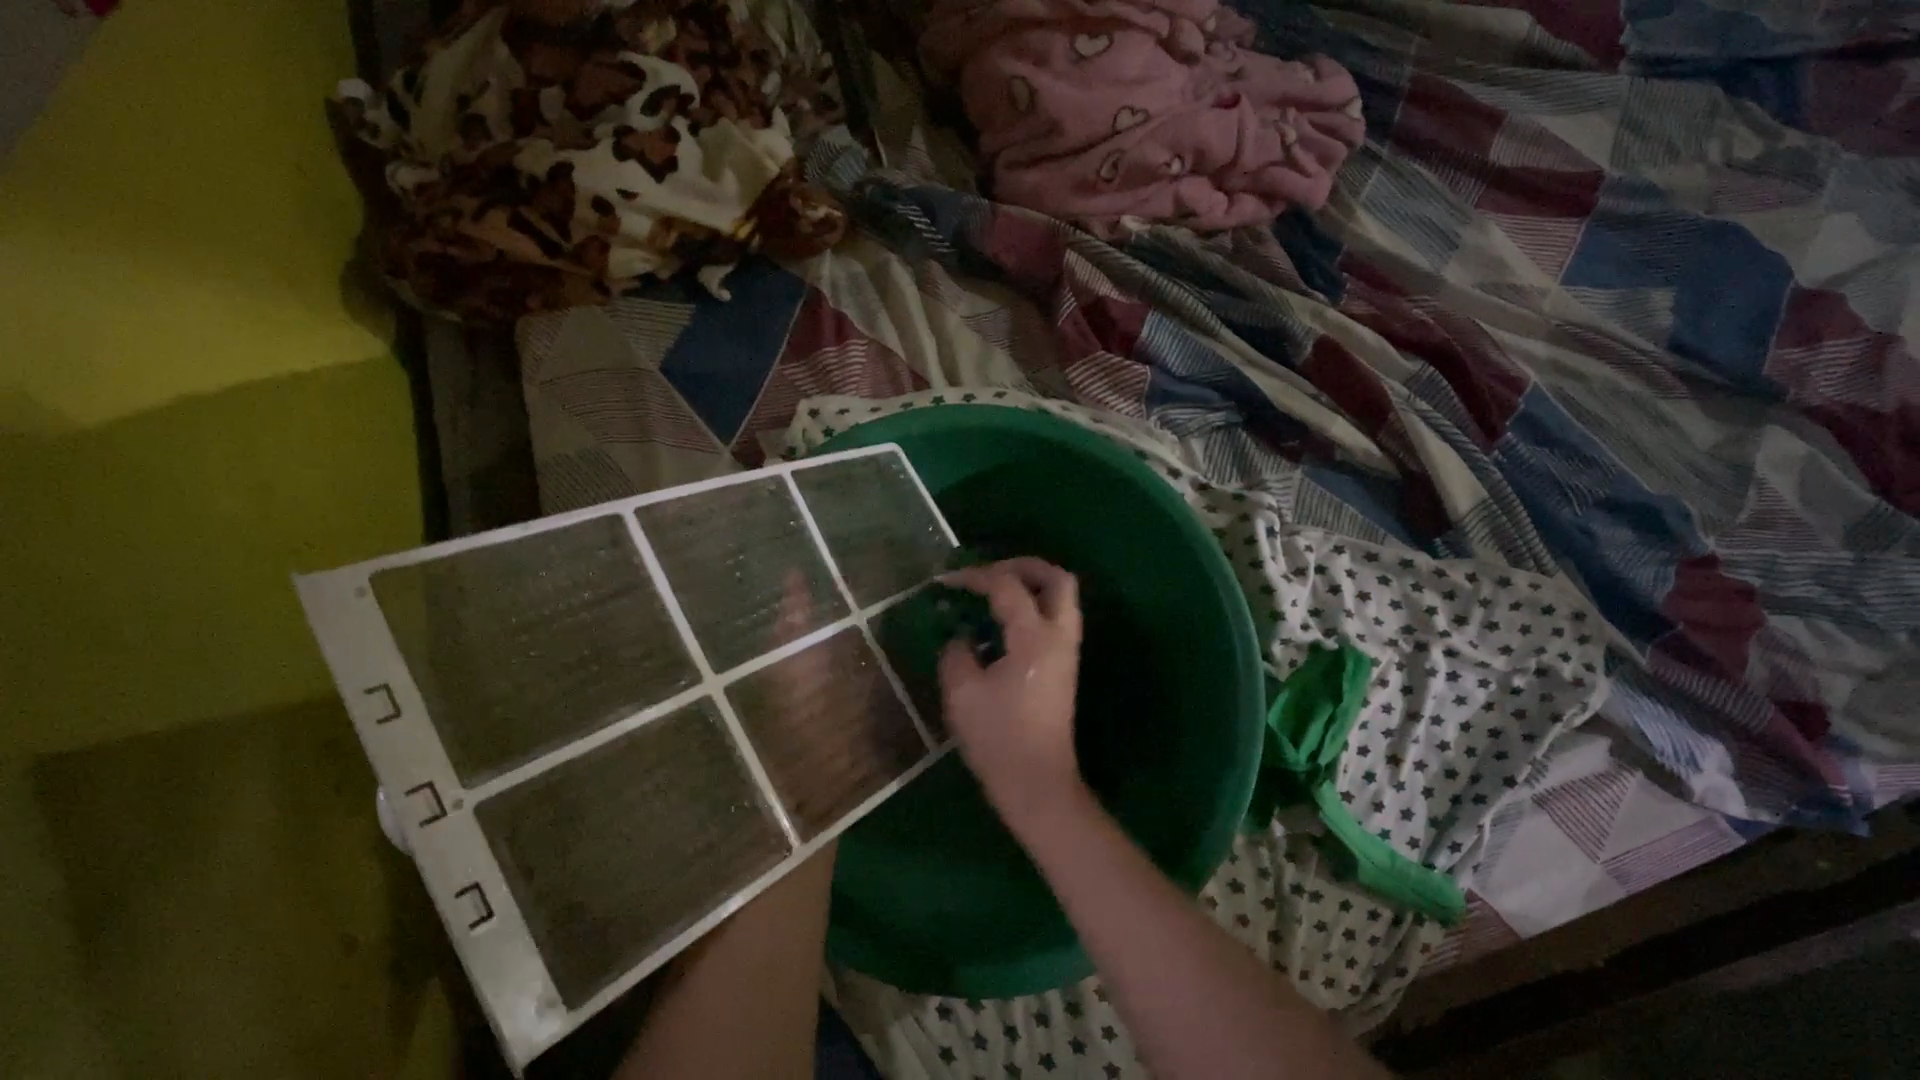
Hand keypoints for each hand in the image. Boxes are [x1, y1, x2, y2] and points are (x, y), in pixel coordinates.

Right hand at [937, 558, 1085, 833]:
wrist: (1037, 783)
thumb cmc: (998, 738)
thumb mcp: (962, 693)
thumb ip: (957, 654)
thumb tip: (961, 639)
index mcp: (1035, 637)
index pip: (1007, 586)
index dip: (973, 577)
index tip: (943, 583)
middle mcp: (1059, 637)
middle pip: (1056, 578)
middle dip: (1022, 566)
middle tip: (987, 573)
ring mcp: (1067, 653)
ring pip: (1062, 598)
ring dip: (1031, 586)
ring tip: (993, 593)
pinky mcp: (1064, 669)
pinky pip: (1055, 620)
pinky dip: (1033, 608)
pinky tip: (1001, 624)